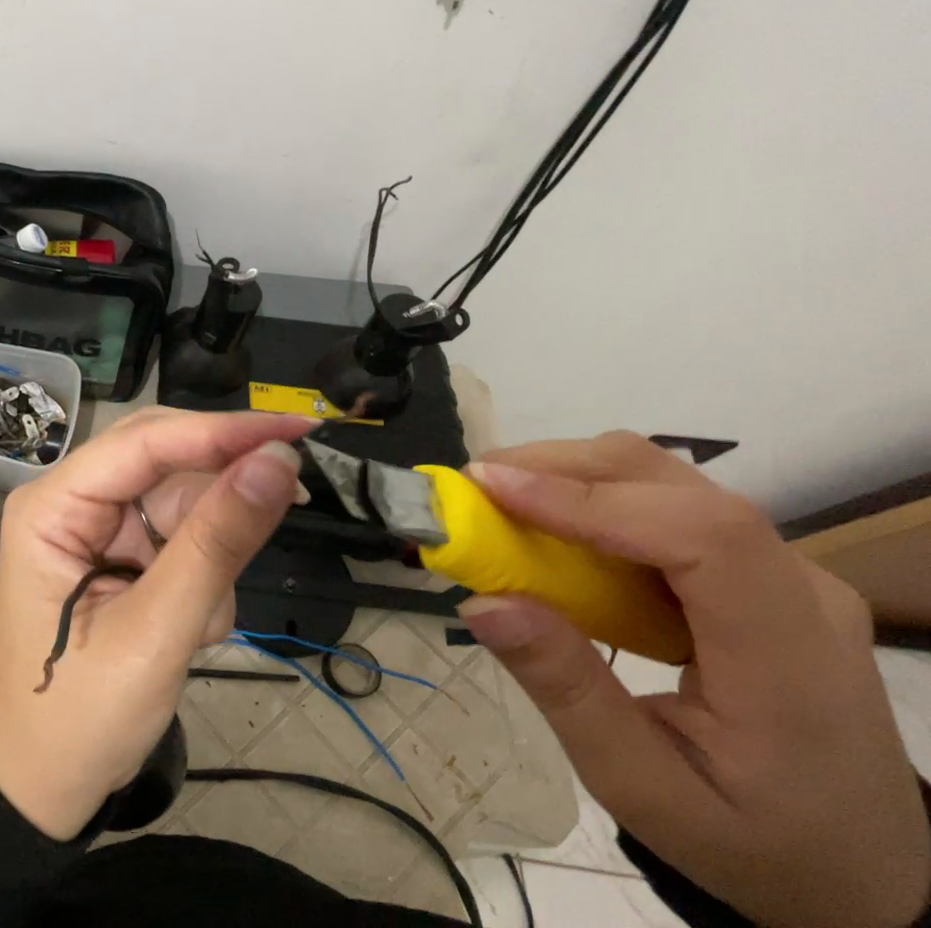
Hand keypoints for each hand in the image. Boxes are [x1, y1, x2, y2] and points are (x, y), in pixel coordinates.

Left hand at [0, 408, 314, 840]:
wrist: (47, 787)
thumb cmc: (82, 716)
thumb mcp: (155, 632)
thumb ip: (216, 544)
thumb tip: (276, 461)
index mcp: (51, 508)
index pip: (143, 443)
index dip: (222, 432)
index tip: (298, 430)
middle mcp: (69, 505)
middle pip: (162, 462)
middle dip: (220, 495)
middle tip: (287, 506)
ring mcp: (95, 532)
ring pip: (182, 506)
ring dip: (210, 561)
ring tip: (198, 628)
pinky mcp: (119, 561)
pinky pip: (181, 544)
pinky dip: (202, 584)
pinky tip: (188, 635)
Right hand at [460, 433, 930, 927]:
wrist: (860, 861)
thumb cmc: (751, 837)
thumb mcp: (643, 787)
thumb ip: (568, 692)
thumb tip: (482, 603)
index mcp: (787, 656)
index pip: (702, 535)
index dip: (588, 498)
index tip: (489, 486)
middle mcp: (799, 589)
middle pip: (677, 483)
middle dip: (562, 468)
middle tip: (470, 487)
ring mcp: (784, 572)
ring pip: (669, 479)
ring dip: (572, 475)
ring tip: (494, 503)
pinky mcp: (754, 570)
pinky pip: (665, 505)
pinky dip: (589, 497)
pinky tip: (543, 528)